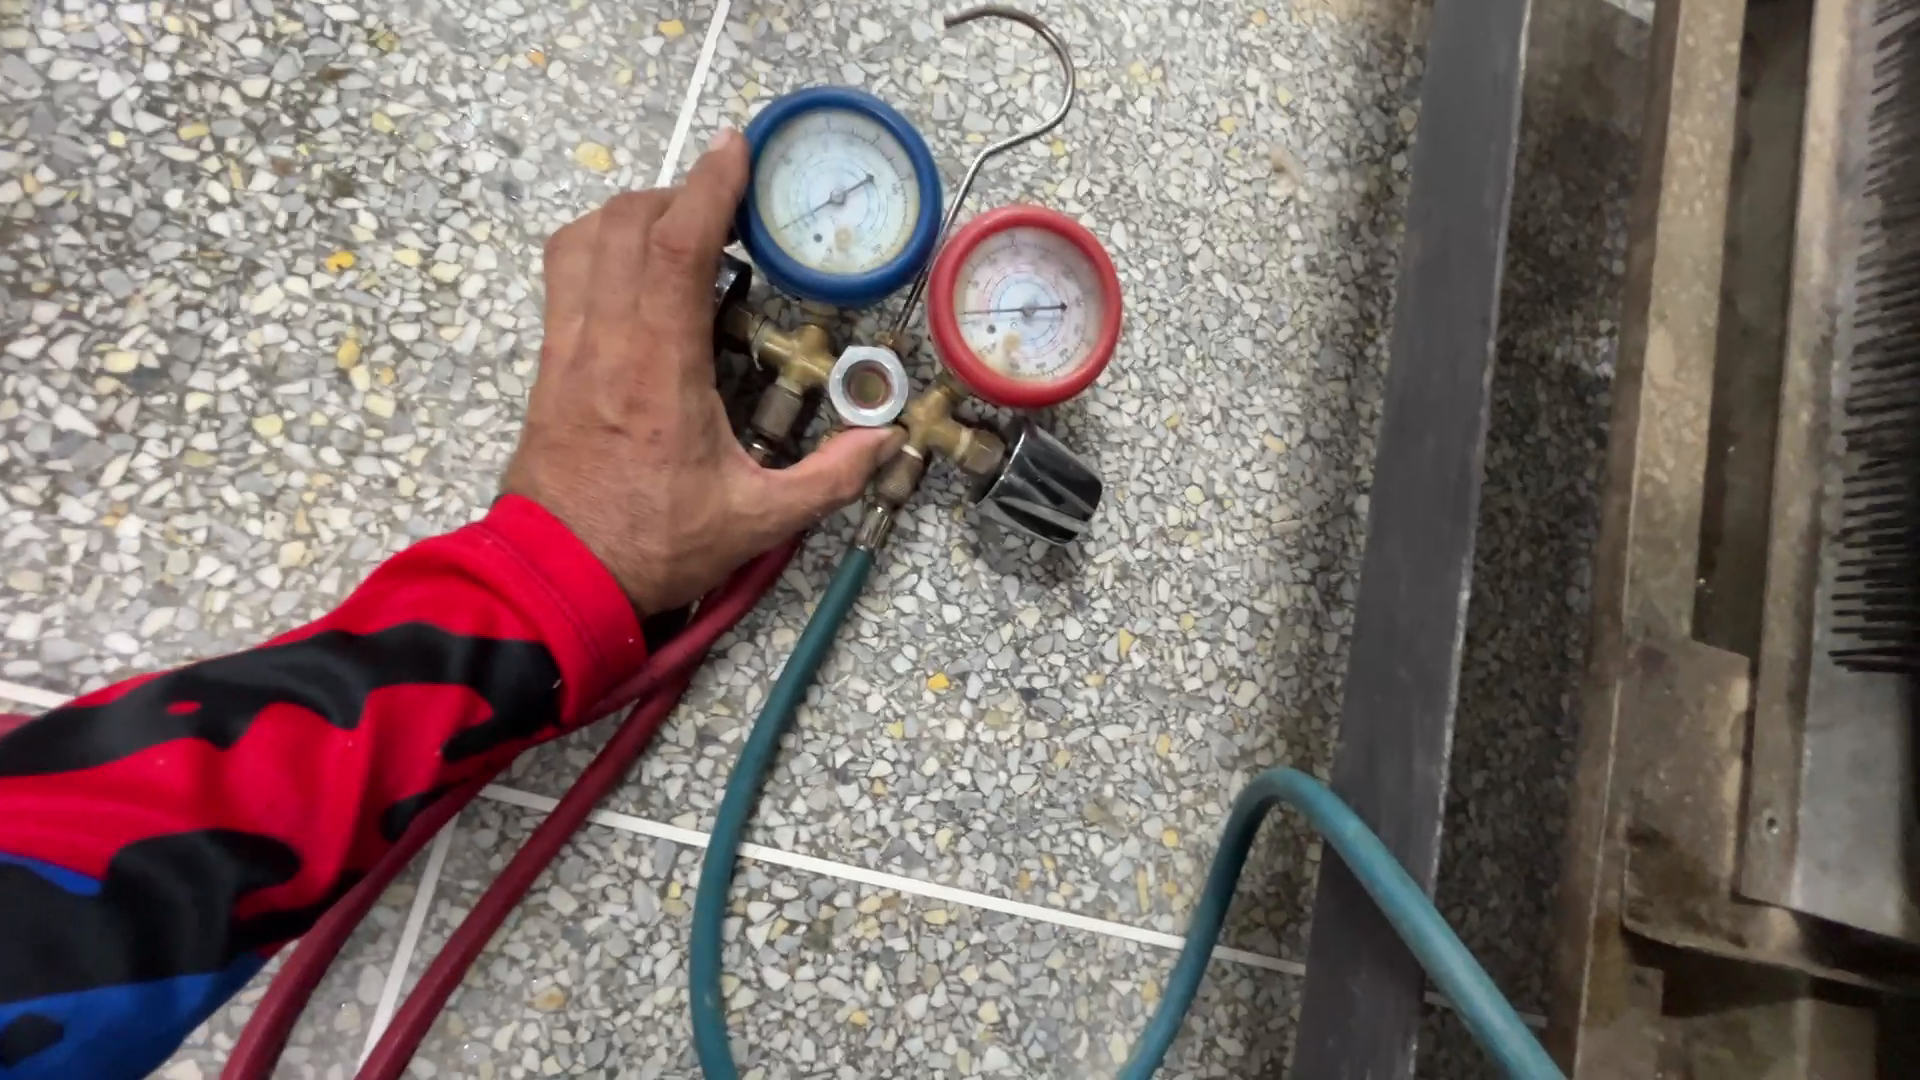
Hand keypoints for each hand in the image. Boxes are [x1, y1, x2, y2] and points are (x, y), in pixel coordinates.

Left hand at [502, 131, 899, 616]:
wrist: (557, 577)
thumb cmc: (655, 545)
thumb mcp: (759, 520)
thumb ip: (829, 478)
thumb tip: (881, 442)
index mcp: (658, 372)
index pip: (673, 250)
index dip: (708, 190)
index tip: (737, 152)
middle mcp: (604, 345)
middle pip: (623, 225)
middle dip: (676, 196)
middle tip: (725, 207)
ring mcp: (567, 351)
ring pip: (582, 241)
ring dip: (632, 215)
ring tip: (680, 231)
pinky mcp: (550, 366)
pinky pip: (564, 276)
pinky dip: (599, 247)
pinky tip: (633, 272)